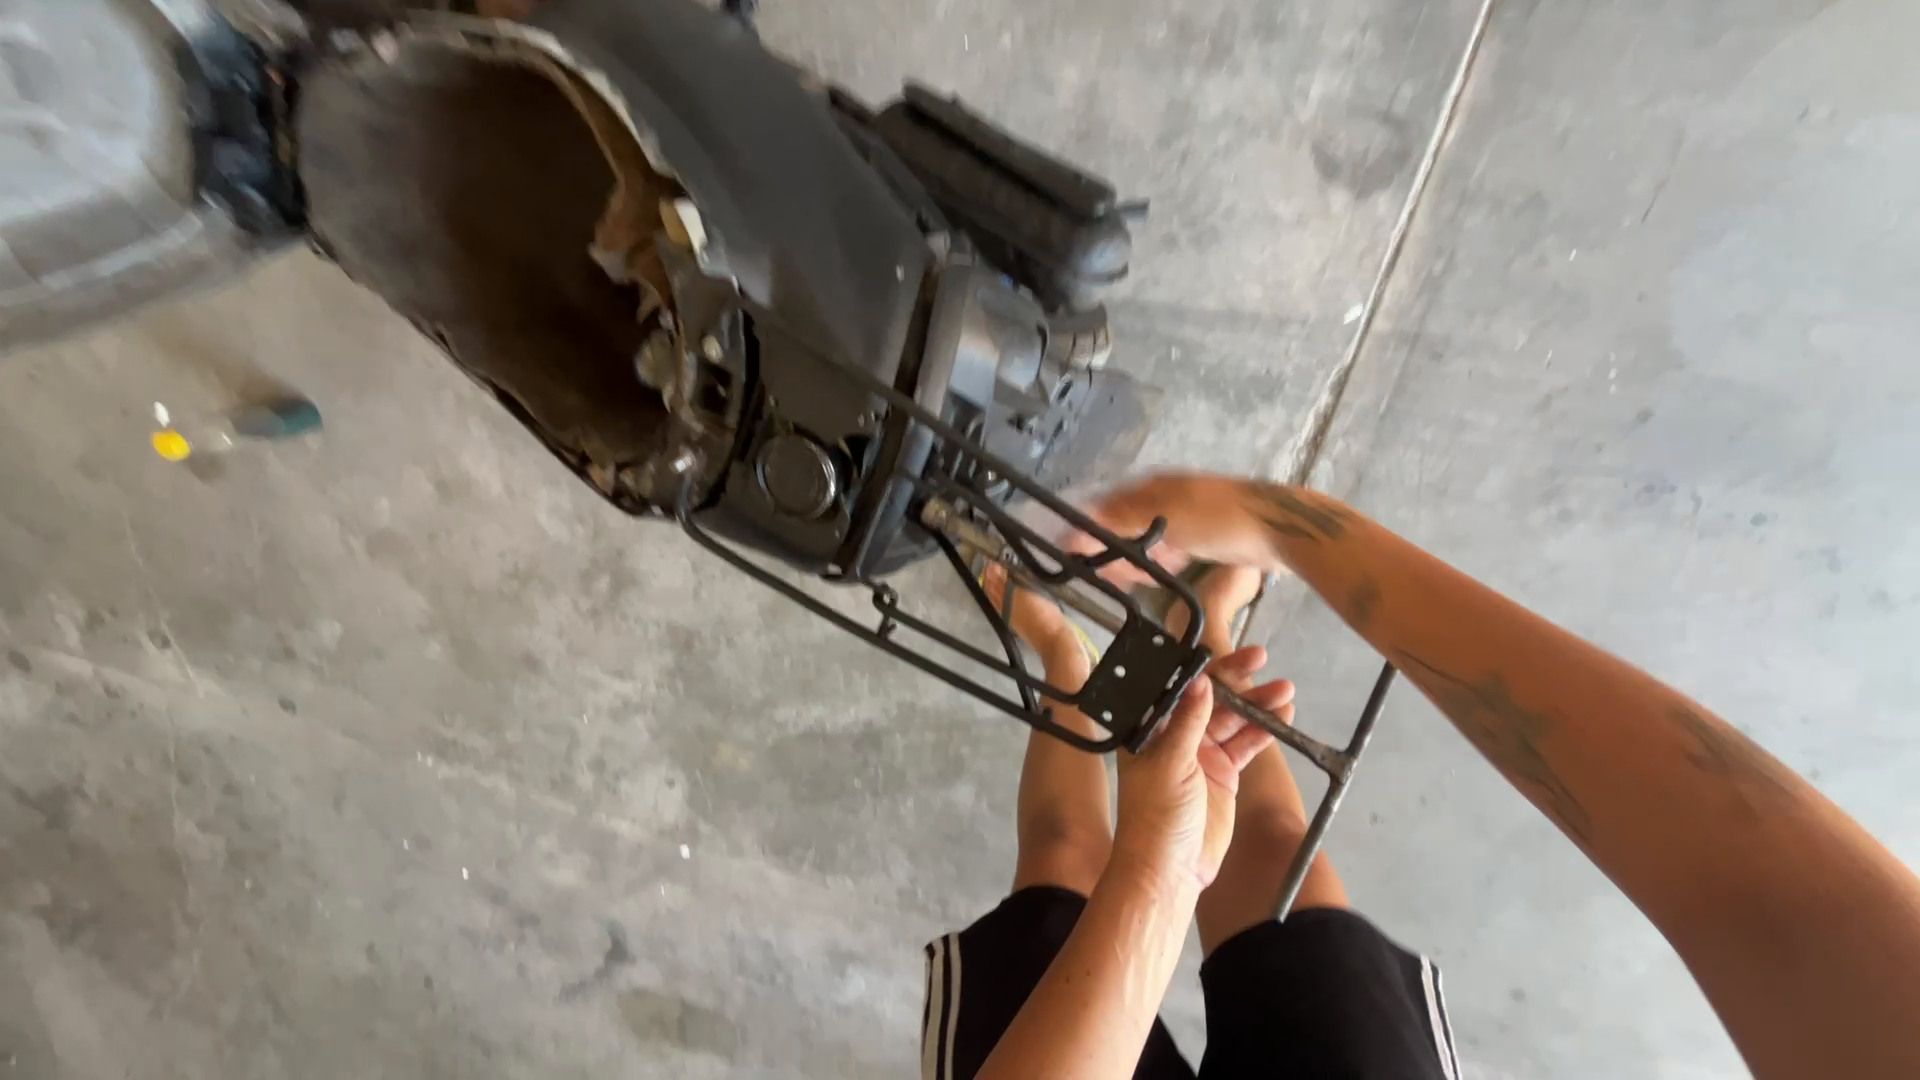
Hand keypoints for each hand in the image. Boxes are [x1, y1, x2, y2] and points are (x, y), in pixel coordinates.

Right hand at [1069, 472, 1279, 585]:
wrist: (1278, 530)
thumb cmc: (1218, 519)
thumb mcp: (1163, 516)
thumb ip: (1117, 521)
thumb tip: (1073, 528)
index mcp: (1150, 486)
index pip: (1104, 509)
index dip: (1090, 535)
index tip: (1085, 561)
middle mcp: (1162, 498)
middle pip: (1123, 526)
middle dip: (1117, 552)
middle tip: (1120, 577)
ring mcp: (1183, 517)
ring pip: (1145, 542)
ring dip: (1141, 561)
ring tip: (1144, 578)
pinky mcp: (1200, 537)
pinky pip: (1168, 551)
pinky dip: (1163, 562)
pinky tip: (1170, 572)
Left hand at [1113, 648, 1291, 889]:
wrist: (1172, 867)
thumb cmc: (1156, 812)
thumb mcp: (1170, 762)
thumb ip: (1188, 721)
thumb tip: (1202, 680)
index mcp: (1150, 726)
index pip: (1178, 687)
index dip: (1202, 666)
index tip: (1225, 650)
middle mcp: (1174, 734)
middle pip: (1209, 697)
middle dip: (1236, 679)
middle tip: (1262, 657)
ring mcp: (1200, 753)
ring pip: (1231, 719)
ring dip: (1257, 704)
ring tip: (1285, 688)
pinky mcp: (1222, 773)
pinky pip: (1245, 745)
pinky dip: (1263, 731)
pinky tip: (1283, 716)